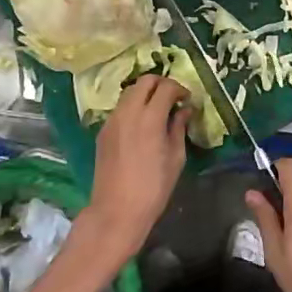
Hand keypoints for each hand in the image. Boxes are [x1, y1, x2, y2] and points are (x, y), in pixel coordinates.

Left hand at [83, 75, 190, 257]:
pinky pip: (120, 108)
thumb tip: (184, 110)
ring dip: (145, 93)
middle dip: (161, 84)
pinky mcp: (103, 130)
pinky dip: (133, 106)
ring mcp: (112, 119)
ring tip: (158, 110)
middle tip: (173, 99)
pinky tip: (141, 124)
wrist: (117, 210)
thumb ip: (178, 127)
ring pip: (130, 92)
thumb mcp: (175, 157)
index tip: (188, 100)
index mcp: (150, 117)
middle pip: (144, 81)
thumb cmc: (153, 187)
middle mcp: (128, 111)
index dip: (180, 89)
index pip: (166, 87)